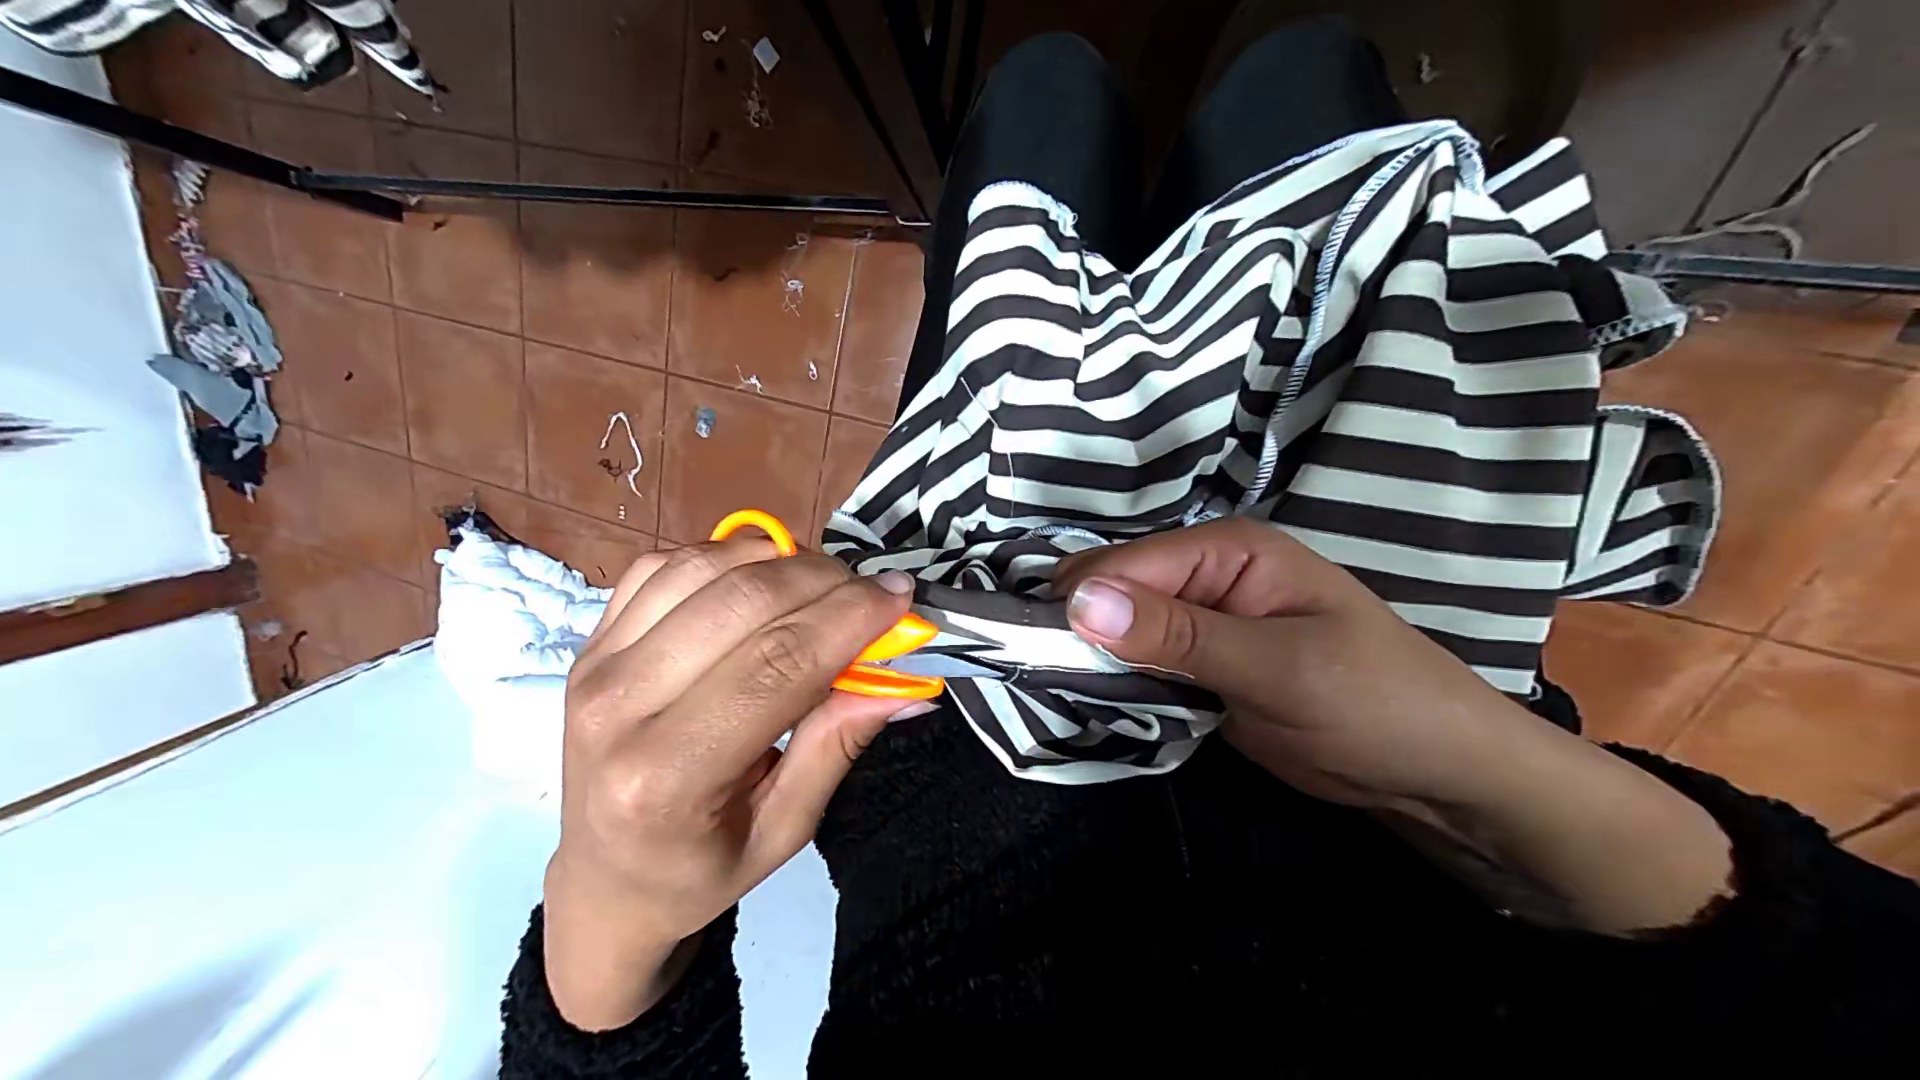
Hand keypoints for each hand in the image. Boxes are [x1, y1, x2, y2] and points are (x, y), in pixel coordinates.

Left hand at [544, 538, 918, 1029]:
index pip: (778, 663)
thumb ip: (838, 746)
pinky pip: (665, 564)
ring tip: (823, 584)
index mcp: (666, 776)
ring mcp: (595, 663)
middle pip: (744, 602)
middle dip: (826, 580)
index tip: (901, 597)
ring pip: (705, 567)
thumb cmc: (700, 869)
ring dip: (780, 560)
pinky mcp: (590, 640)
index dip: (849, 618)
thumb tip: (903, 681)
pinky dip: (727, 556)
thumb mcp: (785, 829)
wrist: (602, 878)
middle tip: (871, 591)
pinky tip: (760, 578)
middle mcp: (618, 706)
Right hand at [1054, 519, 1731, 933]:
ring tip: (1059, 692)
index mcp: (1228, 550)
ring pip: (1119, 629)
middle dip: (1082, 629)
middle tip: (1048, 678)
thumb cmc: (1375, 702)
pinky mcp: (1197, 666)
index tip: (1039, 652)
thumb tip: (1080, 601)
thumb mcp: (1277, 667)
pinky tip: (1092, 701)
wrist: (1435, 774)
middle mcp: (1206, 575)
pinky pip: (1138, 664)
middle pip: (1115, 591)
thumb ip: (1178, 634)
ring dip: (1093, 658)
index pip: (1128, 565)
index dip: (1083, 603)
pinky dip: (1115, 681)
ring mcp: (1199, 623)